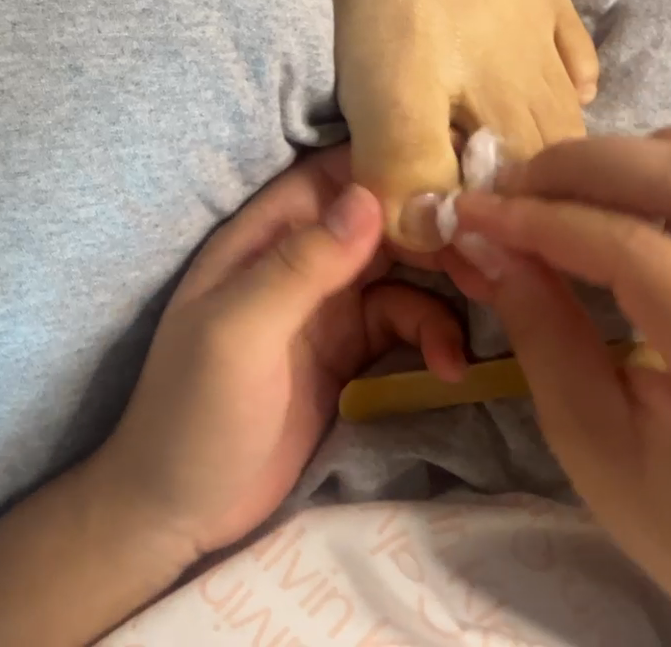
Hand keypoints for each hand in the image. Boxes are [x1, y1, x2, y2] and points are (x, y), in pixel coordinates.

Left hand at [88, 147, 466, 557]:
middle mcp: (296, 260)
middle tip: (487, 252)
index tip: (457, 169)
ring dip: (443, 283)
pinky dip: (433, 335)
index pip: (328, 177)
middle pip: (375, 220)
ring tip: (484, 304)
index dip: (388, 164)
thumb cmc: (196, 410)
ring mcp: (324, 308)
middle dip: (431, 228)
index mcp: (260, 240)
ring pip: (399, 270)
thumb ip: (299, 265)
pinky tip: (449, 368)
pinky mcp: (349, 353)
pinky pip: (404, 322)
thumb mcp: (239, 333)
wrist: (183, 507)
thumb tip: (368, 196)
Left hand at [285, 0, 597, 254]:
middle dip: (534, 201)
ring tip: (544, 183)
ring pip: (558, 96)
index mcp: (510, 104)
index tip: (487, 272)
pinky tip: (570, 79)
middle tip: (519, 237)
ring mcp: (538, 9)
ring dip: (547, 141)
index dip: (508, 240)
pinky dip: (564, 69)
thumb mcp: (386, 82)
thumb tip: (430, 244)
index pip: (526, 201)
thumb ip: (409, 168)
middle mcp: (539, 65)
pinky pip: (563, 36)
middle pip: (549, 153)